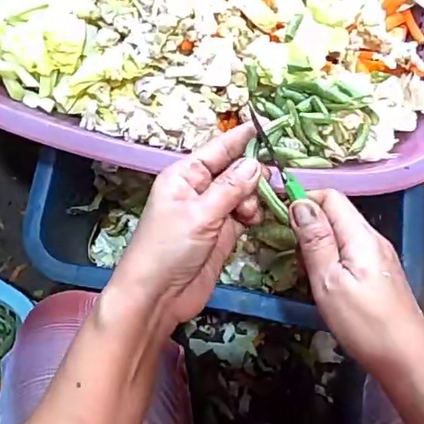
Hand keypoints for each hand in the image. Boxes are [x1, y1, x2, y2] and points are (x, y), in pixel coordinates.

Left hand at [104, 124, 263, 335]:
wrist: (157, 297)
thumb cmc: (167, 249)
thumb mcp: (200, 214)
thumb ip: (230, 188)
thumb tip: (255, 163)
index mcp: (184, 175)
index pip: (218, 148)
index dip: (241, 137)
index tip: (266, 126)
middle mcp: (198, 189)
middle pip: (235, 170)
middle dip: (252, 173)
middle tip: (266, 182)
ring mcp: (211, 212)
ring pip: (243, 193)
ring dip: (252, 198)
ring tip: (249, 214)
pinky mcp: (222, 234)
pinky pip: (244, 215)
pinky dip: (252, 215)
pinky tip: (253, 221)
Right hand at [290, 190, 423, 378]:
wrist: (407, 362)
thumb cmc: (364, 324)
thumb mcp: (329, 281)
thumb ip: (315, 240)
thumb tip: (300, 203)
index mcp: (361, 235)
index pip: (331, 196)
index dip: (303, 197)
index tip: (276, 213)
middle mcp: (373, 238)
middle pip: (337, 211)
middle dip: (308, 217)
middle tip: (283, 241)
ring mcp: (379, 256)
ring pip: (342, 231)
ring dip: (317, 237)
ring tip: (298, 260)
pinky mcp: (380, 273)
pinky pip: (350, 248)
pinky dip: (330, 252)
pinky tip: (321, 275)